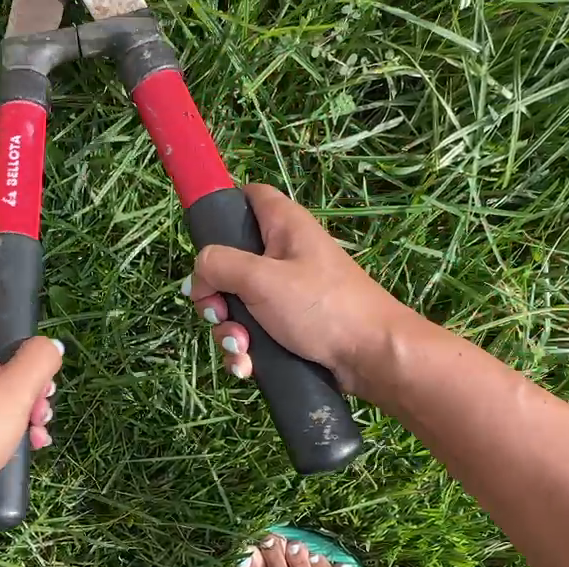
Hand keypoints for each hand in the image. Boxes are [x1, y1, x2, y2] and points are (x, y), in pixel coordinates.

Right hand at [186, 184, 417, 397]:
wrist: (369, 356)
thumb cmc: (320, 307)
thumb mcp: (262, 279)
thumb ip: (220, 265)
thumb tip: (198, 272)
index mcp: (284, 227)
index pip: (248, 198)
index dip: (222, 212)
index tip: (203, 242)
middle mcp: (284, 256)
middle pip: (229, 264)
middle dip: (216, 296)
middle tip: (219, 313)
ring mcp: (286, 295)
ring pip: (237, 308)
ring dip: (229, 333)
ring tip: (242, 350)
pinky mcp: (288, 329)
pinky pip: (252, 336)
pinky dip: (244, 352)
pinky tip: (247, 366)